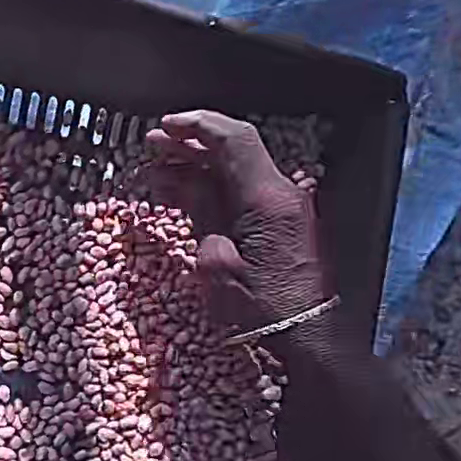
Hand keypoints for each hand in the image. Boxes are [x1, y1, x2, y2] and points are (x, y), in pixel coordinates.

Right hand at [146, 110, 330, 329]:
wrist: (305, 335)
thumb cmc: (261, 309)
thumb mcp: (218, 264)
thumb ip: (202, 215)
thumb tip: (186, 184)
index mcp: (267, 199)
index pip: (234, 141)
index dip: (198, 125)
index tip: (167, 126)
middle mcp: (280, 194)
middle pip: (234, 151)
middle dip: (192, 143)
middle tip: (154, 143)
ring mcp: (283, 207)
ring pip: (236, 170)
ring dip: (198, 164)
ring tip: (160, 165)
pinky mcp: (280, 222)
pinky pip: (242, 192)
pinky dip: (212, 187)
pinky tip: (183, 190)